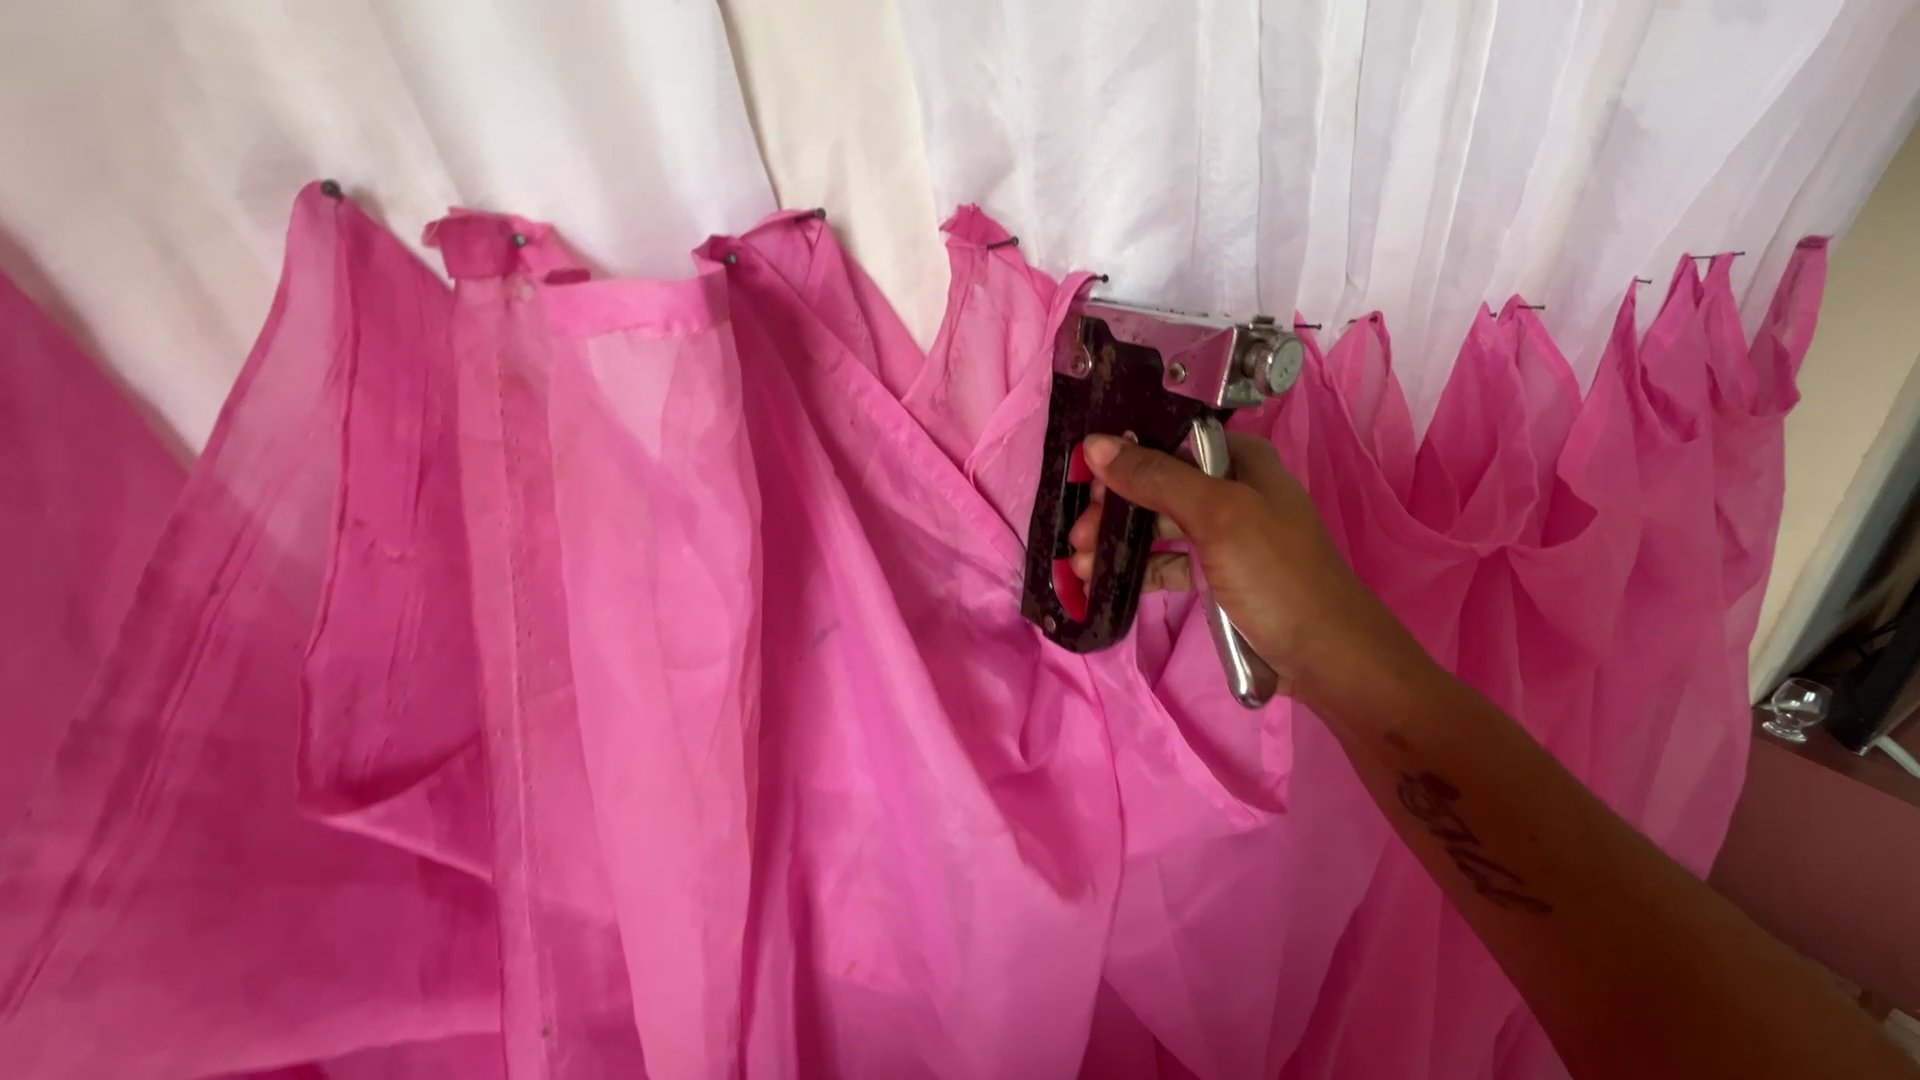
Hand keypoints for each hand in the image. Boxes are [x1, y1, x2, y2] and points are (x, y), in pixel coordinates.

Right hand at [1068, 432, 1427, 699]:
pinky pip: (1165, 562)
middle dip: (1113, 507)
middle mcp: (1231, 491)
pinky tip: (1102, 581)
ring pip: (1156, 526)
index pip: (1169, 442)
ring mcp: (1222, 535)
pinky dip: (1135, 569)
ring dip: (1116, 542)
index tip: (1085, 479)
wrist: (1327, 657)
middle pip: (1156, 485)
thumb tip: (1096, 444)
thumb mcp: (1216, 516)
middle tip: (1078, 535)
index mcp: (1241, 461)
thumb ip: (1155, 478)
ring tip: (1080, 565)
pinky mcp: (1215, 574)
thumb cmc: (1276, 576)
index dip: (1124, 456)